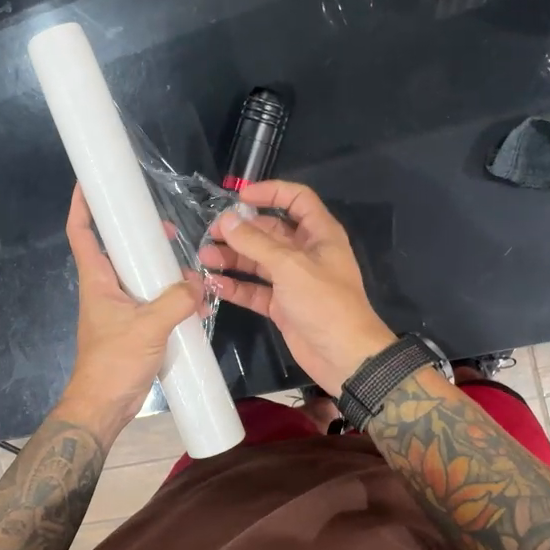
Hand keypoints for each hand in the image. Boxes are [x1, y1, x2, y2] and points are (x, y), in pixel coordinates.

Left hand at [54, 186, 203, 437]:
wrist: (104, 406)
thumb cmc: (114, 361)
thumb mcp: (149, 327)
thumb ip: (176, 300)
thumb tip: (197, 281)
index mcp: (97, 280)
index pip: (81, 233)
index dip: (81, 205)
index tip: (89, 183)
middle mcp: (105, 289)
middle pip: (117, 250)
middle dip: (139, 236)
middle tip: (167, 230)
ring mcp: (119, 309)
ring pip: (138, 277)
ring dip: (160, 270)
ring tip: (189, 267)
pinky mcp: (133, 328)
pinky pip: (152, 302)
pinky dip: (170, 298)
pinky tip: (195, 304)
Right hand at [200, 180, 395, 396]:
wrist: (344, 356)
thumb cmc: (325, 302)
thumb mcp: (290, 267)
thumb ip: (256, 243)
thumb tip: (226, 220)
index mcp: (319, 234)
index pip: (296, 199)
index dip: (270, 192)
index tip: (239, 197)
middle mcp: (306, 253)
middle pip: (270, 231)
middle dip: (241, 230)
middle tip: (211, 233)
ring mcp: (292, 280)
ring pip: (258, 261)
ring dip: (233, 257)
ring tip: (204, 257)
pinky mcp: (282, 305)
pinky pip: (255, 289)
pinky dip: (236, 286)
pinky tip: (214, 283)